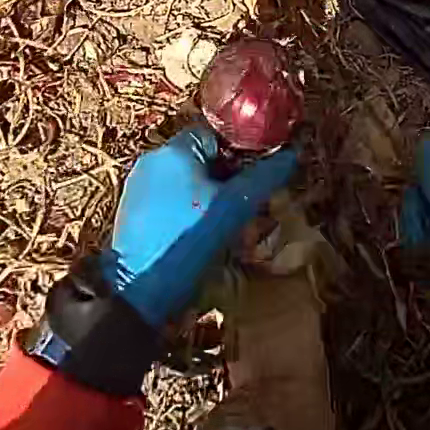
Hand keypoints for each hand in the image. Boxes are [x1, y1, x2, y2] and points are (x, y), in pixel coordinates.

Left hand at [99, 124, 298, 327]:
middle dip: (232, 178)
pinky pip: (175, 199)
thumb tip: (293, 154)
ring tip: (234, 222)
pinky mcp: (136, 213)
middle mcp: (153, 162)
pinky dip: (196, 209)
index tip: (262, 172)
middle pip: (205, 158)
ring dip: (216, 196)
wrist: (139, 295)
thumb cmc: (189, 239)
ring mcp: (140, 188)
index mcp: (173, 151)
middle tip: (252, 201)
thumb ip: (264, 177)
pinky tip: (208, 233)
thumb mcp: (234, 207)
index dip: (244, 150)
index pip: (218, 135)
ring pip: (192, 181)